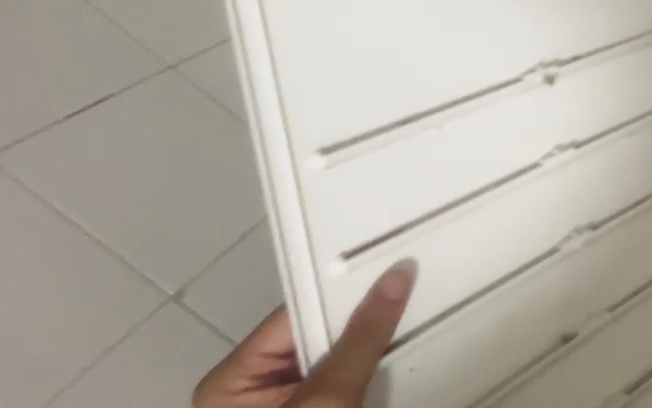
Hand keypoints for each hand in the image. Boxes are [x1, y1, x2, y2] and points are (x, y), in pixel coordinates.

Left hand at [194, 262, 415, 407]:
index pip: (297, 311)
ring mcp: (283, 406)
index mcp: (233, 379)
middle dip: (364, 313)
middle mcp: (251, 386)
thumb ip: (362, 338)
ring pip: (335, 355)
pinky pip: (343, 379)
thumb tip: (398, 274)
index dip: (345, 287)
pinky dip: (371, 367)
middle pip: (316, 331)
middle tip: (416, 278)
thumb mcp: (326, 402)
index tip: (395, 259)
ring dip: (373, 339)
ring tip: (419, 302)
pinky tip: (404, 347)